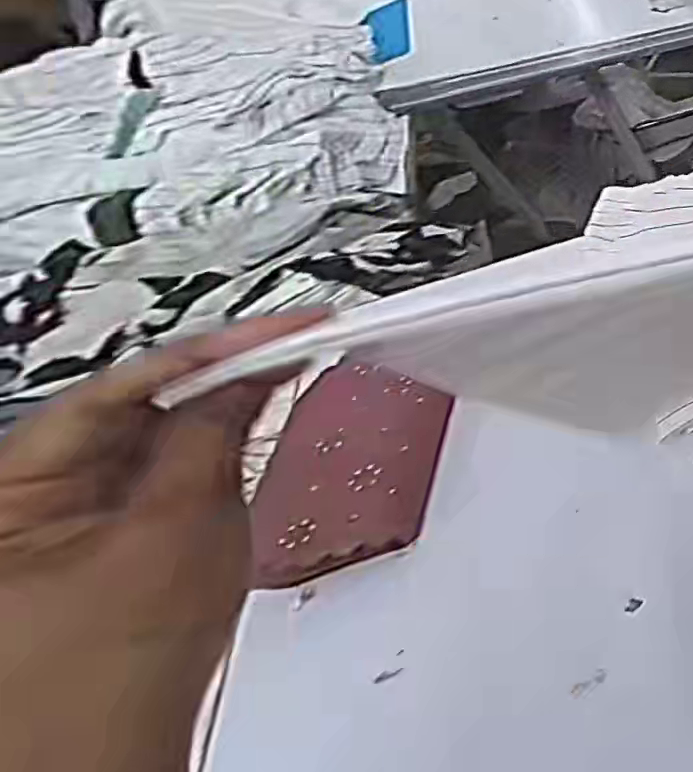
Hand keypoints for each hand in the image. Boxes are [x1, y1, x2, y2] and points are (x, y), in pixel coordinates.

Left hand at [0, 312, 326, 771]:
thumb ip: (210, 438)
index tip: (282, 327)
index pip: (111, 393)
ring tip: (289, 356)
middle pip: (133, 402)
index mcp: (1, 494)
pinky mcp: (112, 519)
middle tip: (297, 331)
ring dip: (226, 391)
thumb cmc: (115, 658)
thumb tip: (252, 374)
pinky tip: (261, 400)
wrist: (114, 734)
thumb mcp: (179, 526)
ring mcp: (67, 508)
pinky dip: (222, 424)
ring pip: (155, 424)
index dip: (206, 352)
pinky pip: (170, 453)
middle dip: (221, 365)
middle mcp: (22, 494)